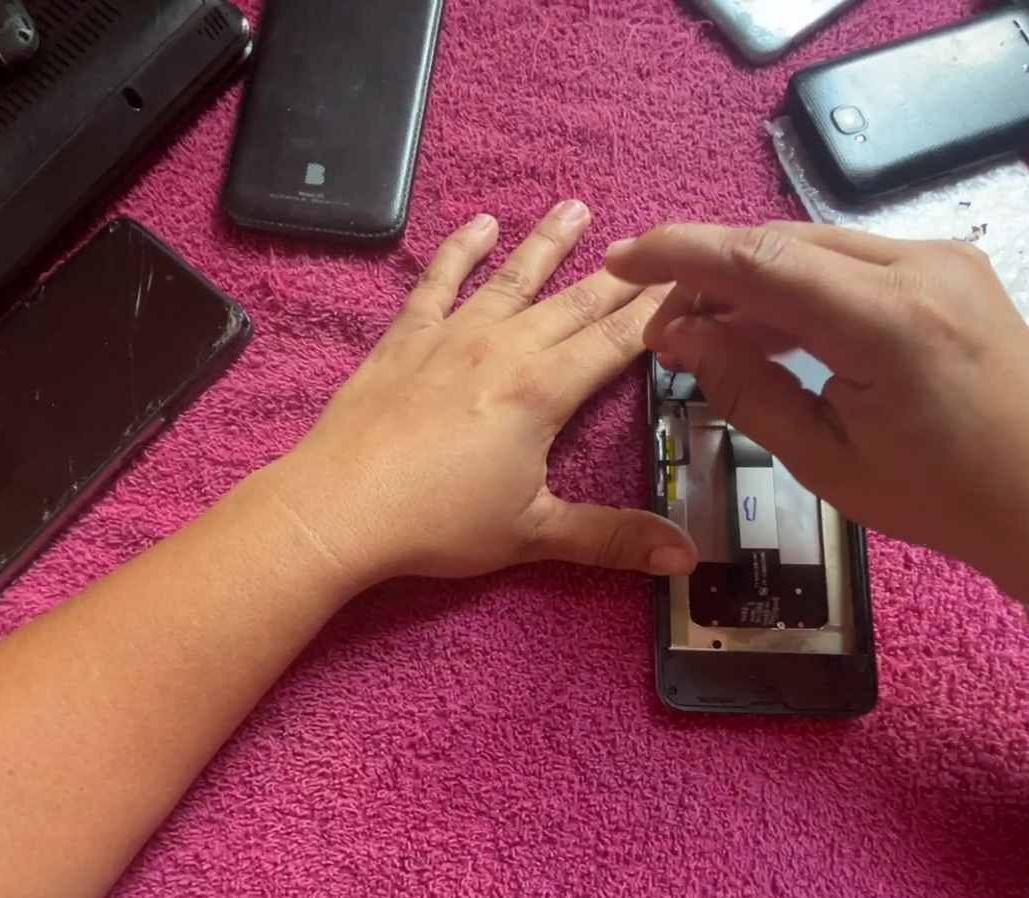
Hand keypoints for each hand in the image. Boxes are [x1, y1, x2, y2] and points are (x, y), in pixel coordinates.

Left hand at [263, 203, 696, 585]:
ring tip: (578, 207)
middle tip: (653, 246)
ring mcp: (451, 335)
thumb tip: (686, 558)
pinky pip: (438, 281)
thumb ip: (611, 537)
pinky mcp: (405, 338)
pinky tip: (479, 224)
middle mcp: (503, 347)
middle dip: (618, 277)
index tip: (687, 282)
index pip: (616, 341)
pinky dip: (459, 250)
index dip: (656, 312)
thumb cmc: (439, 523)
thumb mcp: (533, 534)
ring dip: (548, 243)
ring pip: (513, 278)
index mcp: (542, 391)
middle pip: (574, 303)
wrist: (341, 507)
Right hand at [604, 222, 1028, 603]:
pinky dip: (791, 291)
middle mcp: (919, 265)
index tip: (619, 260)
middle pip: (778, 244)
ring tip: (701, 338)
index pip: (758, 261)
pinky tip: (762, 331)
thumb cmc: (943, 498)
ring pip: (809, 250)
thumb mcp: (824, 458)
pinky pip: (845, 264)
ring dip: (746, 286)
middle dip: (704, 277)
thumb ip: (745, 388)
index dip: (677, 255)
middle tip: (660, 333)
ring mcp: (940, 258)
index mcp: (888, 322)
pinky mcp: (947, 269)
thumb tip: (679, 339)